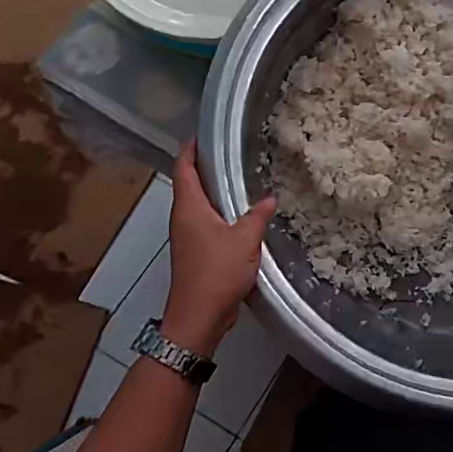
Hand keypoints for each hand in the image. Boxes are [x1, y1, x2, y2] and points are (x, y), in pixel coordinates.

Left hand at [162, 138, 276, 354]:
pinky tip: (240, 216)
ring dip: (214, 192)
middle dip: (205, 167)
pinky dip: (219, 213)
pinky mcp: (195, 253)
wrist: (199, 316)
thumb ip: (258, 216)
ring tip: (239, 180)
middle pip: (189, 184)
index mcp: (189, 207)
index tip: (202, 135)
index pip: (183, 167)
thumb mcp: (245, 240)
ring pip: (198, 205)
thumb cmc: (216, 272)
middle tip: (230, 153)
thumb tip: (270, 198)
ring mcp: (187, 237)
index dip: (190, 149)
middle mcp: (183, 218)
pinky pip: (206, 224)